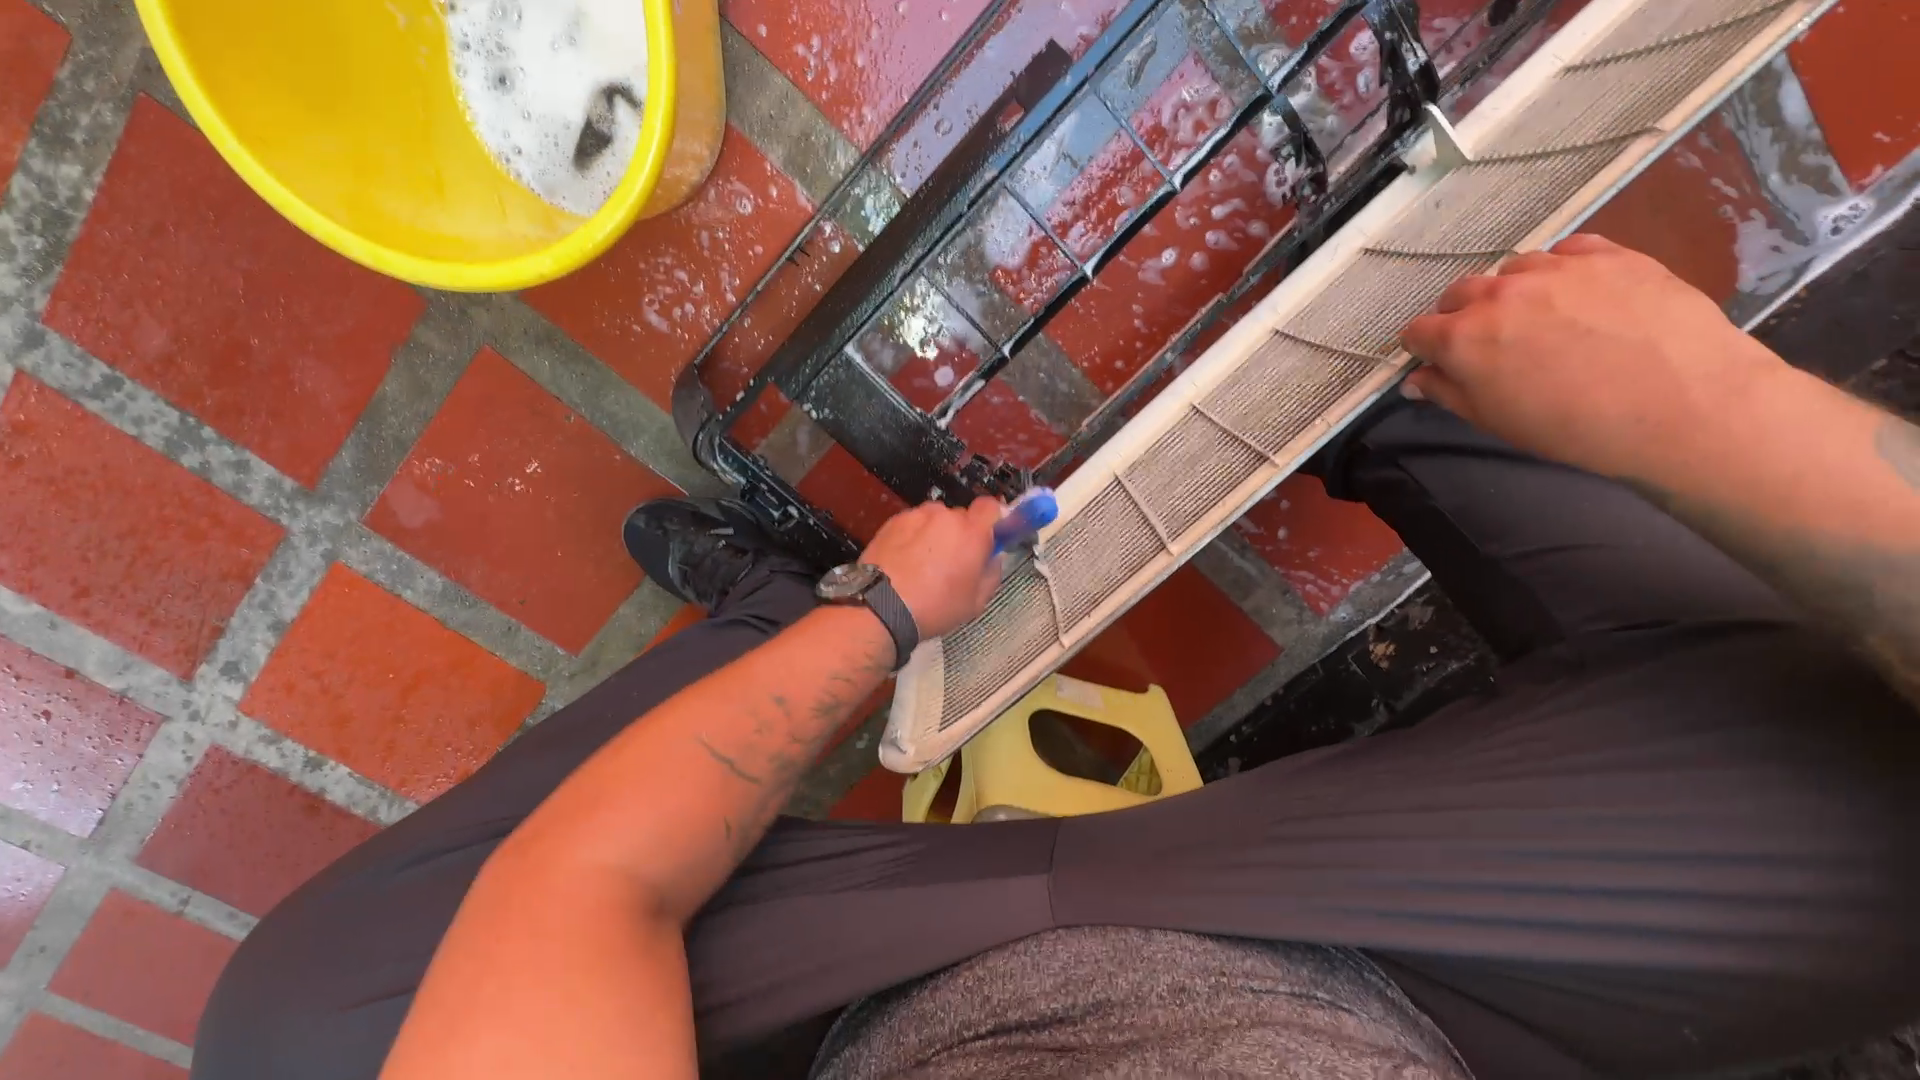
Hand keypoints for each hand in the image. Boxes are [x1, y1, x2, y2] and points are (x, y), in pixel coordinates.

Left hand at [860, 498, 1004, 638]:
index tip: (986, 539)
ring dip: (935, 533)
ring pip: (934, 519)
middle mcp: (945, 516)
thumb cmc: (935, 607)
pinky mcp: (893, 521)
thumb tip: (992, 557)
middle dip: (960, 533)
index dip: (990, 521)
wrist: (879, 607)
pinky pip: (912, 524)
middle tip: (951, 561)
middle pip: (960, 516)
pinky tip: (904, 560)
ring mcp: (916, 516)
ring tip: (923, 562)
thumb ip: (991, 573)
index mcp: (971, 532)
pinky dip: (912, 536)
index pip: (990, 507)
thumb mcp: (976, 602)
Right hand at [1400, 234, 1791, 481]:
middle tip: (1487, 343)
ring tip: (1537, 317)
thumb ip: (1447, 393)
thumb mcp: (1495, 420)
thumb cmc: (1574, 427)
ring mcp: (1555, 268)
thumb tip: (1417, 379)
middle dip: (1460, 316)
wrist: (1683, 405)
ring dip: (1510, 291)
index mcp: (1461, 338)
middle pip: (1458, 293)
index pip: (1417, 331)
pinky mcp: (1608, 254)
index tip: (1437, 362)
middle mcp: (1498, 293)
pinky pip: (1567, 251)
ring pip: (1511, 270)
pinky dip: (1560, 269)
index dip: (1422, 349)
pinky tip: (1577, 295)